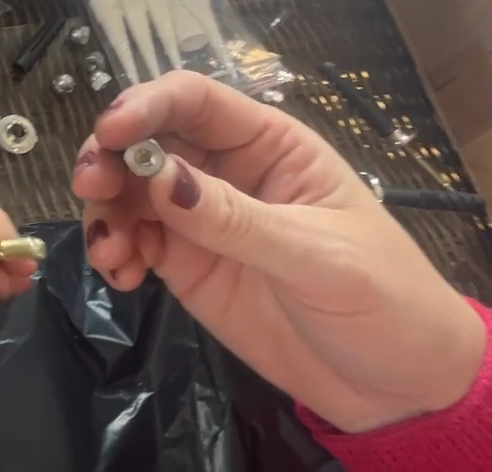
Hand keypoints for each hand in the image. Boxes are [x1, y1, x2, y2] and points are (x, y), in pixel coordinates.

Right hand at [71, 71, 486, 433]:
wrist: (401, 392)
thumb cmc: (387, 303)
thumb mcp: (319, 258)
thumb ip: (236, 218)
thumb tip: (159, 178)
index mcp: (266, 144)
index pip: (193, 100)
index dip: (146, 104)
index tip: (111, 132)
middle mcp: (222, 167)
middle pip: (146, 138)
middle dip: (109, 155)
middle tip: (90, 187)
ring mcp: (196, 214)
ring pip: (127, 186)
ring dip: (103, 208)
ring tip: (109, 251)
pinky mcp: (182, 258)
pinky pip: (130, 237)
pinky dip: (112, 250)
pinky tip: (120, 275)